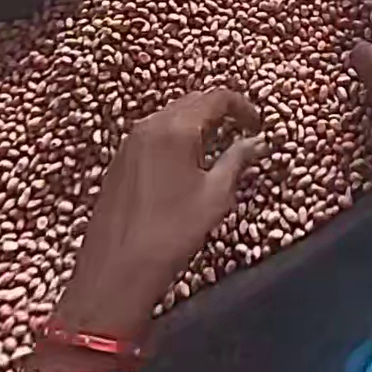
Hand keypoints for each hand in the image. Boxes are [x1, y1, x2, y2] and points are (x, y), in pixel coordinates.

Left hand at [50, 89, 265, 337]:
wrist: (114, 274)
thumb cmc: (171, 234)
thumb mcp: (215, 196)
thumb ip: (237, 160)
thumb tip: (256, 141)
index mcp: (176, 128)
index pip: (216, 97)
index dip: (242, 106)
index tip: (257, 124)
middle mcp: (151, 125)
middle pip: (193, 101)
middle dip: (220, 111)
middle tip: (241, 131)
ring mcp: (131, 141)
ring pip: (172, 114)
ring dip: (198, 122)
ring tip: (218, 145)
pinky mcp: (120, 159)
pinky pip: (155, 132)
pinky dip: (176, 135)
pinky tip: (187, 161)